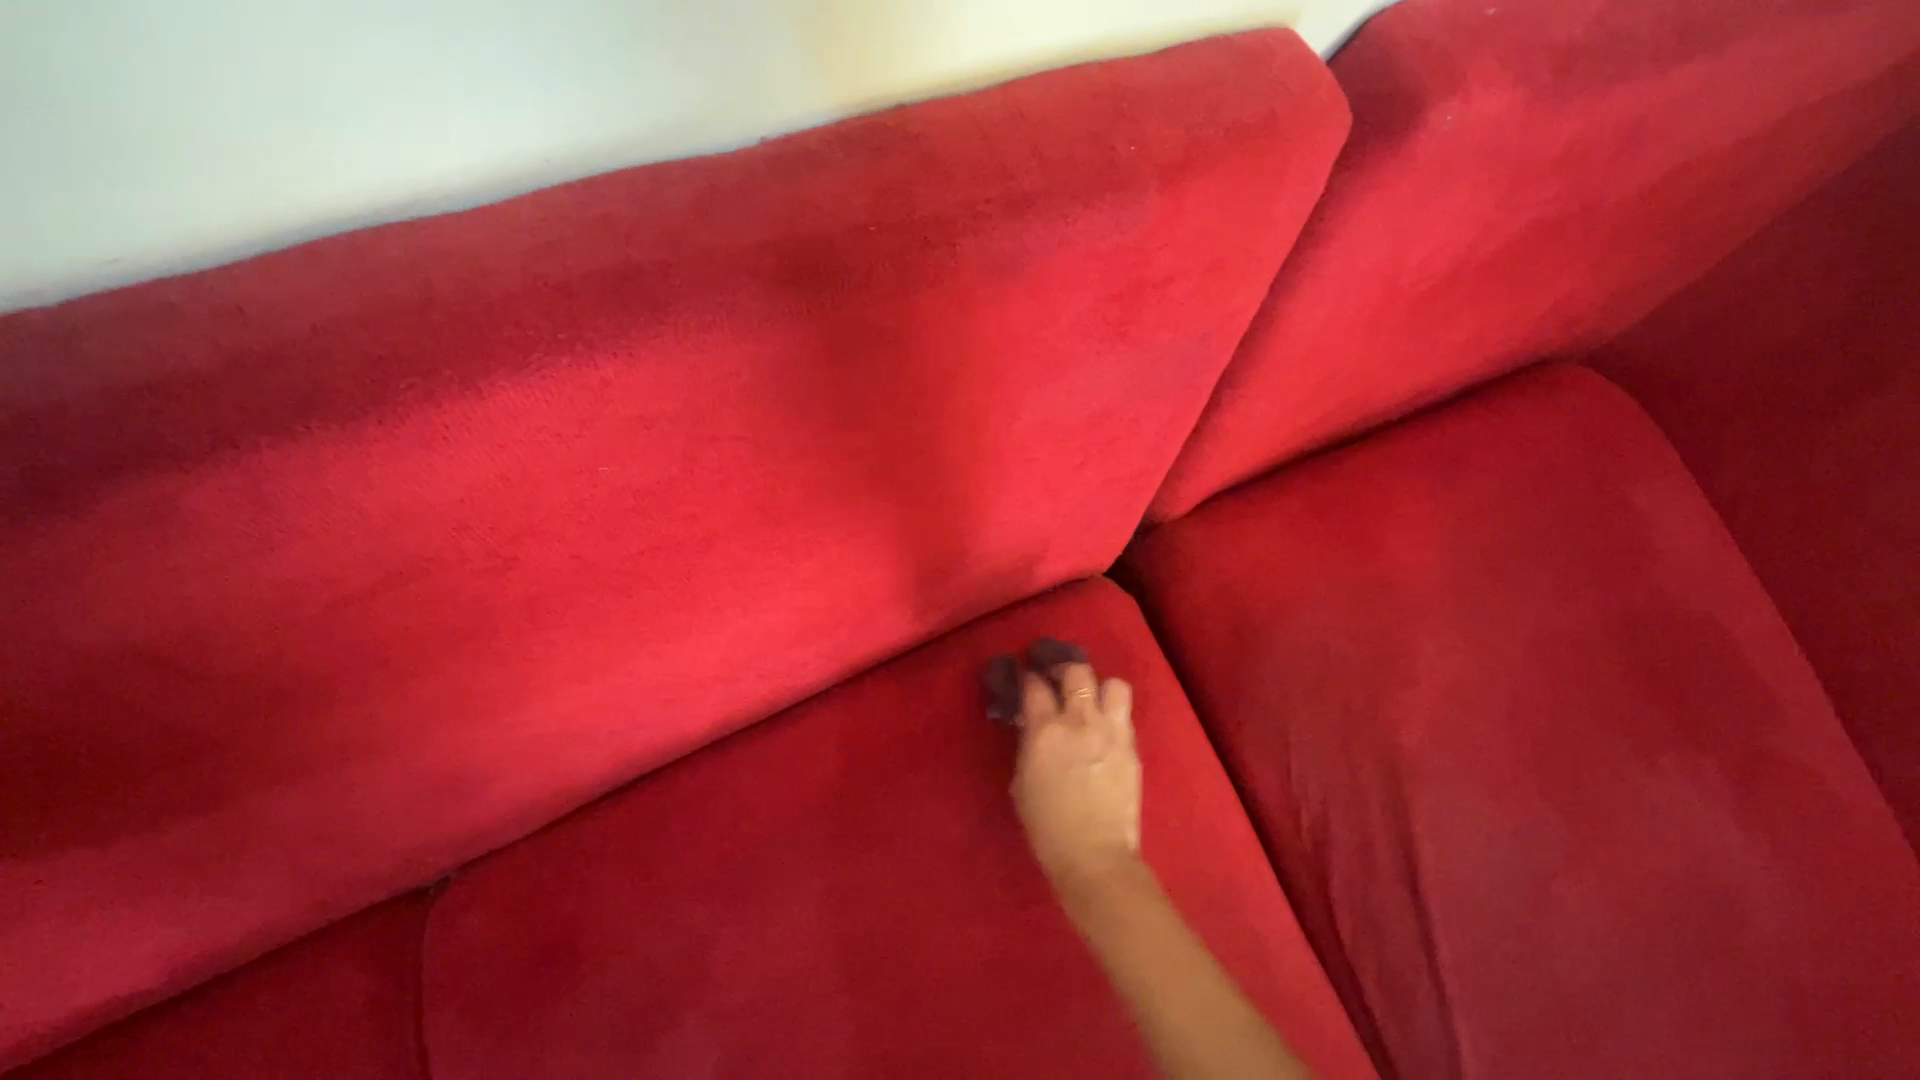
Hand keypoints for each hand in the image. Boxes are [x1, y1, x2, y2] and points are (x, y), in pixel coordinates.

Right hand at [1011, 661, 1140, 896]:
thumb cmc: (1047, 826)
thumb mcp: (1022, 781)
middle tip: (1057, 679)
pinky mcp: (1132, 748)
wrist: (1094, 855)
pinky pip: (1125, 715)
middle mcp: (1080, 722)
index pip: (1034, 685)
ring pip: (1113, 684)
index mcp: (1045, 731)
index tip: (1024, 677)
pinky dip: (1112, 714)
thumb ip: (1028, 744)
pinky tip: (1104, 728)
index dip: (1027, 676)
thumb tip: (1031, 725)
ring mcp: (1112, 732)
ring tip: (1090, 699)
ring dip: (1099, 687)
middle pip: (1077, 672)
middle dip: (1064, 669)